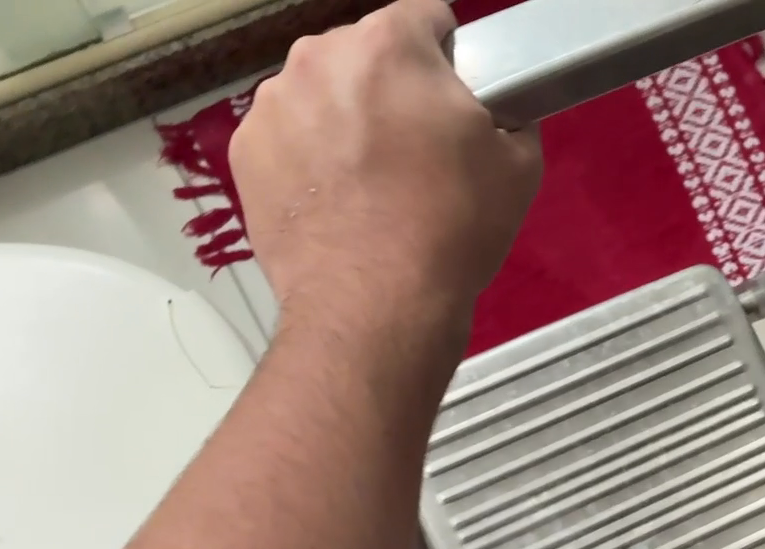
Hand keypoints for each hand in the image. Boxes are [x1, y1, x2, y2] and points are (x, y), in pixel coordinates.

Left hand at [230, 0, 542, 347]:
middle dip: (395, 92)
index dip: (452, 60)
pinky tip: (340, 207)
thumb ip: (512, 117)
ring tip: (376, 190)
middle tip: (421, 158)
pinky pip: (289, 140)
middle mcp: (320, 56)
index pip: (428, 17)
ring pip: (323, 96)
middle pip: (368, 56)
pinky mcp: (246, 152)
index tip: (458, 104)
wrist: (378, 304)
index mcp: (392, 46)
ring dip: (348, 123)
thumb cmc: (454, 230)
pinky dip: (312, 162)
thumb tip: (497, 113)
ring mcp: (273, 103)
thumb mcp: (519, 170)